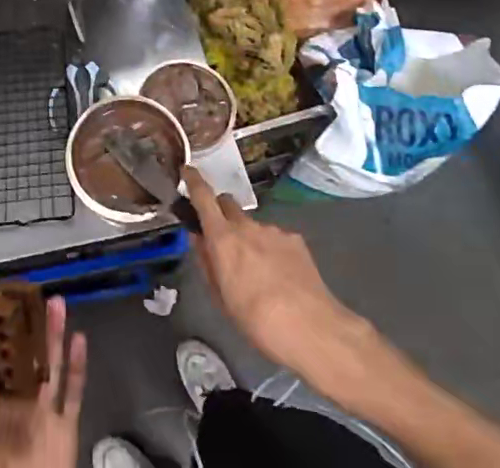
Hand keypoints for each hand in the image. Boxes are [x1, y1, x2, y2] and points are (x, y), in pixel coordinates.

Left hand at [0, 295, 87, 467]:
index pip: (2, 367)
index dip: (7, 340)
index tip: (9, 311)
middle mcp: (22, 406)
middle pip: (31, 362)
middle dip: (36, 331)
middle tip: (39, 298)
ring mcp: (45, 416)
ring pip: (53, 370)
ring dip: (58, 339)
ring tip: (59, 306)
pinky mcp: (66, 429)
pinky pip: (73, 394)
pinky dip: (78, 367)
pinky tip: (80, 341)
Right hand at [181, 166, 374, 388]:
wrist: (311, 328)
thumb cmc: (256, 320)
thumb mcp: (220, 298)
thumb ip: (207, 263)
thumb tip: (199, 240)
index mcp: (223, 238)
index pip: (203, 197)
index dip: (193, 181)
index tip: (188, 170)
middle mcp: (247, 226)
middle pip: (228, 204)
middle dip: (221, 214)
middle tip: (223, 241)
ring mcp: (274, 230)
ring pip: (253, 225)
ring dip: (249, 238)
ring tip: (259, 272)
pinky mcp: (295, 239)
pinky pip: (275, 237)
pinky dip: (272, 249)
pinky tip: (281, 276)